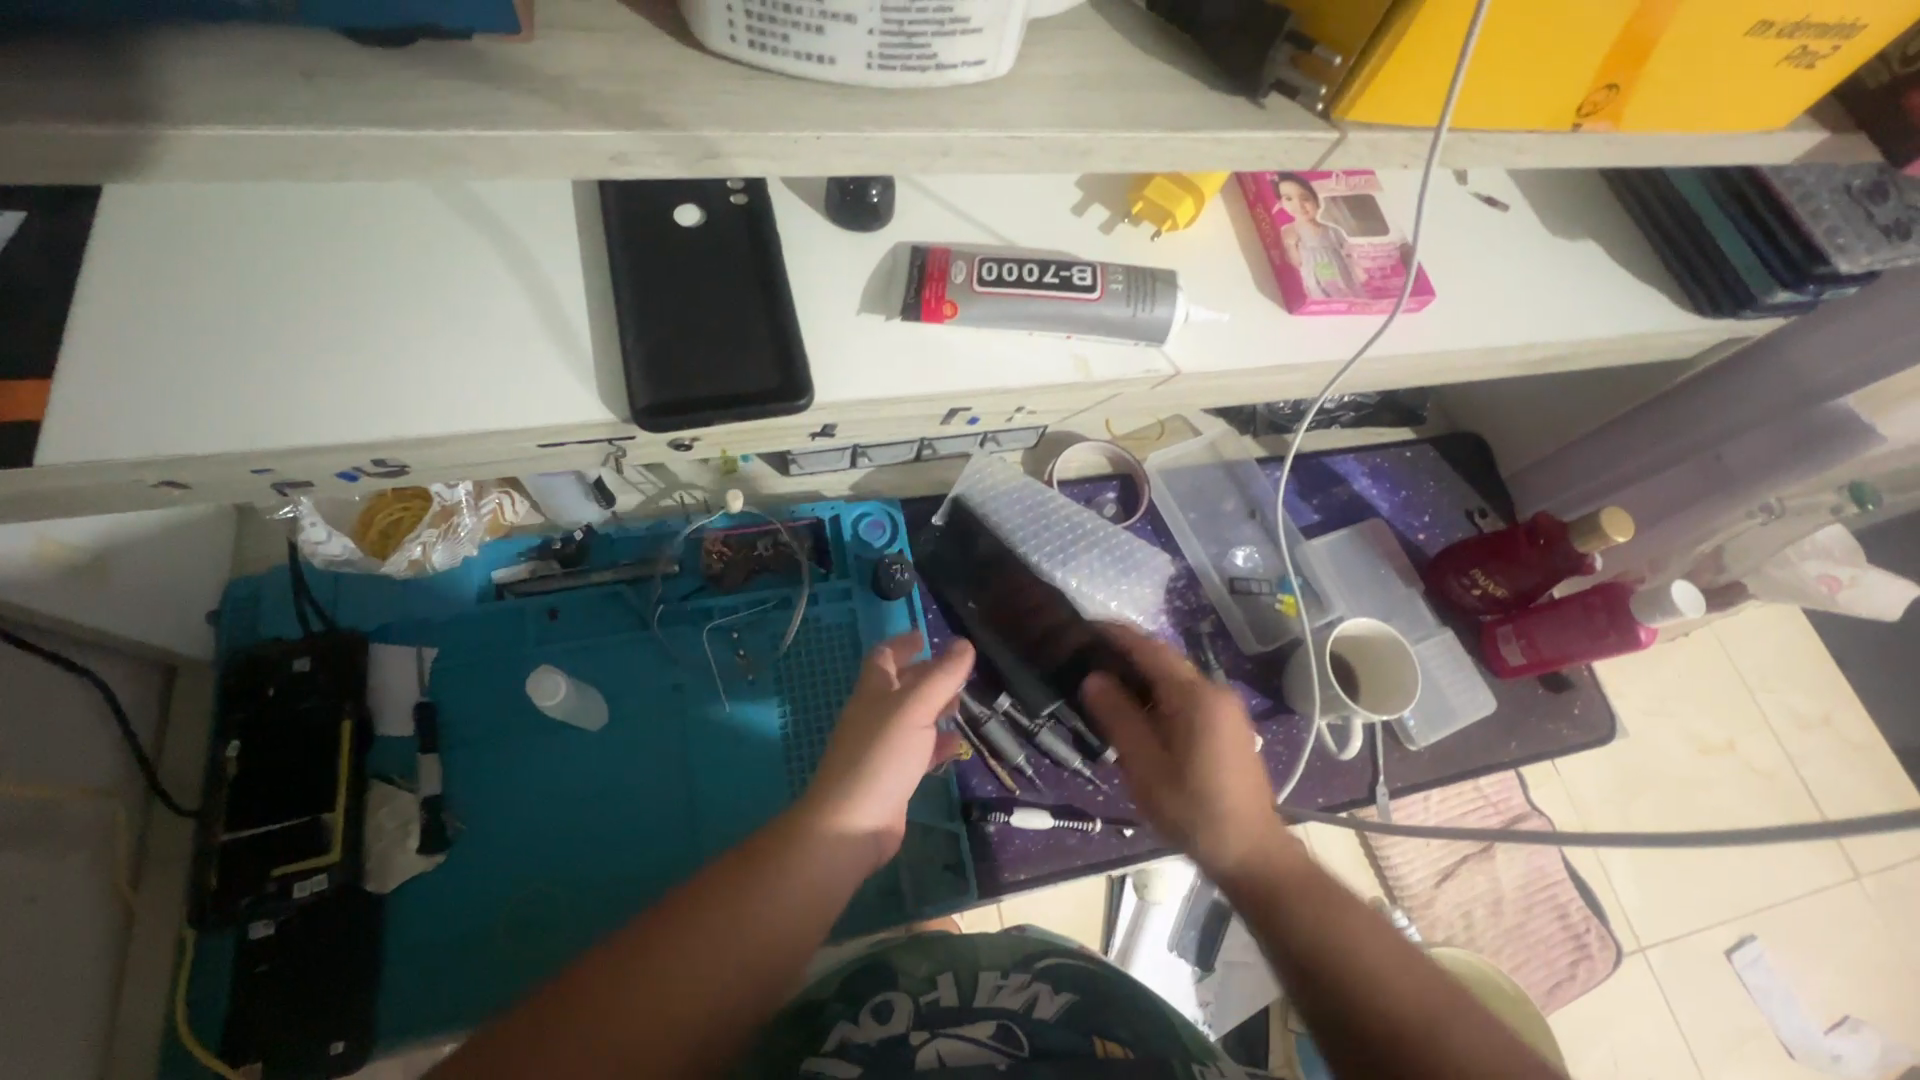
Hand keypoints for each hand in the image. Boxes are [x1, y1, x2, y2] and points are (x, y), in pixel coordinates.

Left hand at [797, 634, 974, 871]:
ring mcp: (882, 748)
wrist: (852, 824)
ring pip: (913, 719)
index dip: (903, 644)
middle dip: (928, 676)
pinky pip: (919, 752)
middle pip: (901, 687)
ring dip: (936, 709)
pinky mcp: (894, 777)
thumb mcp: (914, 708)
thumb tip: (965, 643)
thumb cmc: (880, 756)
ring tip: (964, 704)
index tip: (926, 637)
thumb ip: (941, 676)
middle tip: (960, 672)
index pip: (884, 657)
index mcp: (872, 692)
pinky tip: (956, 745)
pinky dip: (937, 744)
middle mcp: (875, 716)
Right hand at [1080, 624, 1291, 881]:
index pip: (1149, 648)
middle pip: (1164, 661)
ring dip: (1142, 678)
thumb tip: (1093, 677)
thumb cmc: (1192, 809)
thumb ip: (1118, 717)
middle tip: (1086, 658)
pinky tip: (1137, 714)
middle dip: (1126, 655)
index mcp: (1195, 695)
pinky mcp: (1229, 726)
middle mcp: (1215, 691)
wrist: (1250, 851)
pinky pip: (1187, 698)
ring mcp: (1227, 708)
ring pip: (1176, 680)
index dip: (1115, 634)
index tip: (1083, 626)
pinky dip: (1159, 696)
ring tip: (1104, 686)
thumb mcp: (1144, 765)